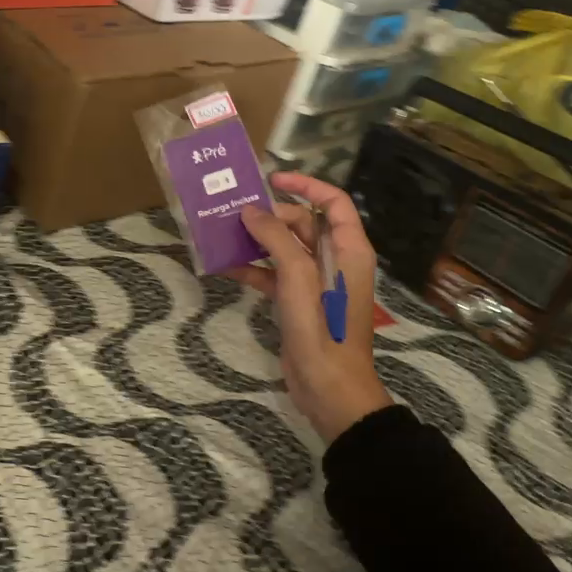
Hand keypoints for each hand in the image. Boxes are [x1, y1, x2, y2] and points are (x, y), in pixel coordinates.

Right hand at [231, 173, 392, 443]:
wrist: (331, 392)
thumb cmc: (323, 330)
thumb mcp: (298, 279)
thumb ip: (276, 239)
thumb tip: (250, 211)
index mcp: (348, 251)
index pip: (333, 203)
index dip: (305, 185)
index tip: (270, 179)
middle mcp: (335, 261)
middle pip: (303, 223)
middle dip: (271, 215)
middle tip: (235, 213)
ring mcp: (316, 283)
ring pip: (285, 247)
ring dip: (257, 240)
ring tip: (223, 233)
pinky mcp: (299, 302)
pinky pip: (274, 274)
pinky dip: (253, 268)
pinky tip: (225, 266)